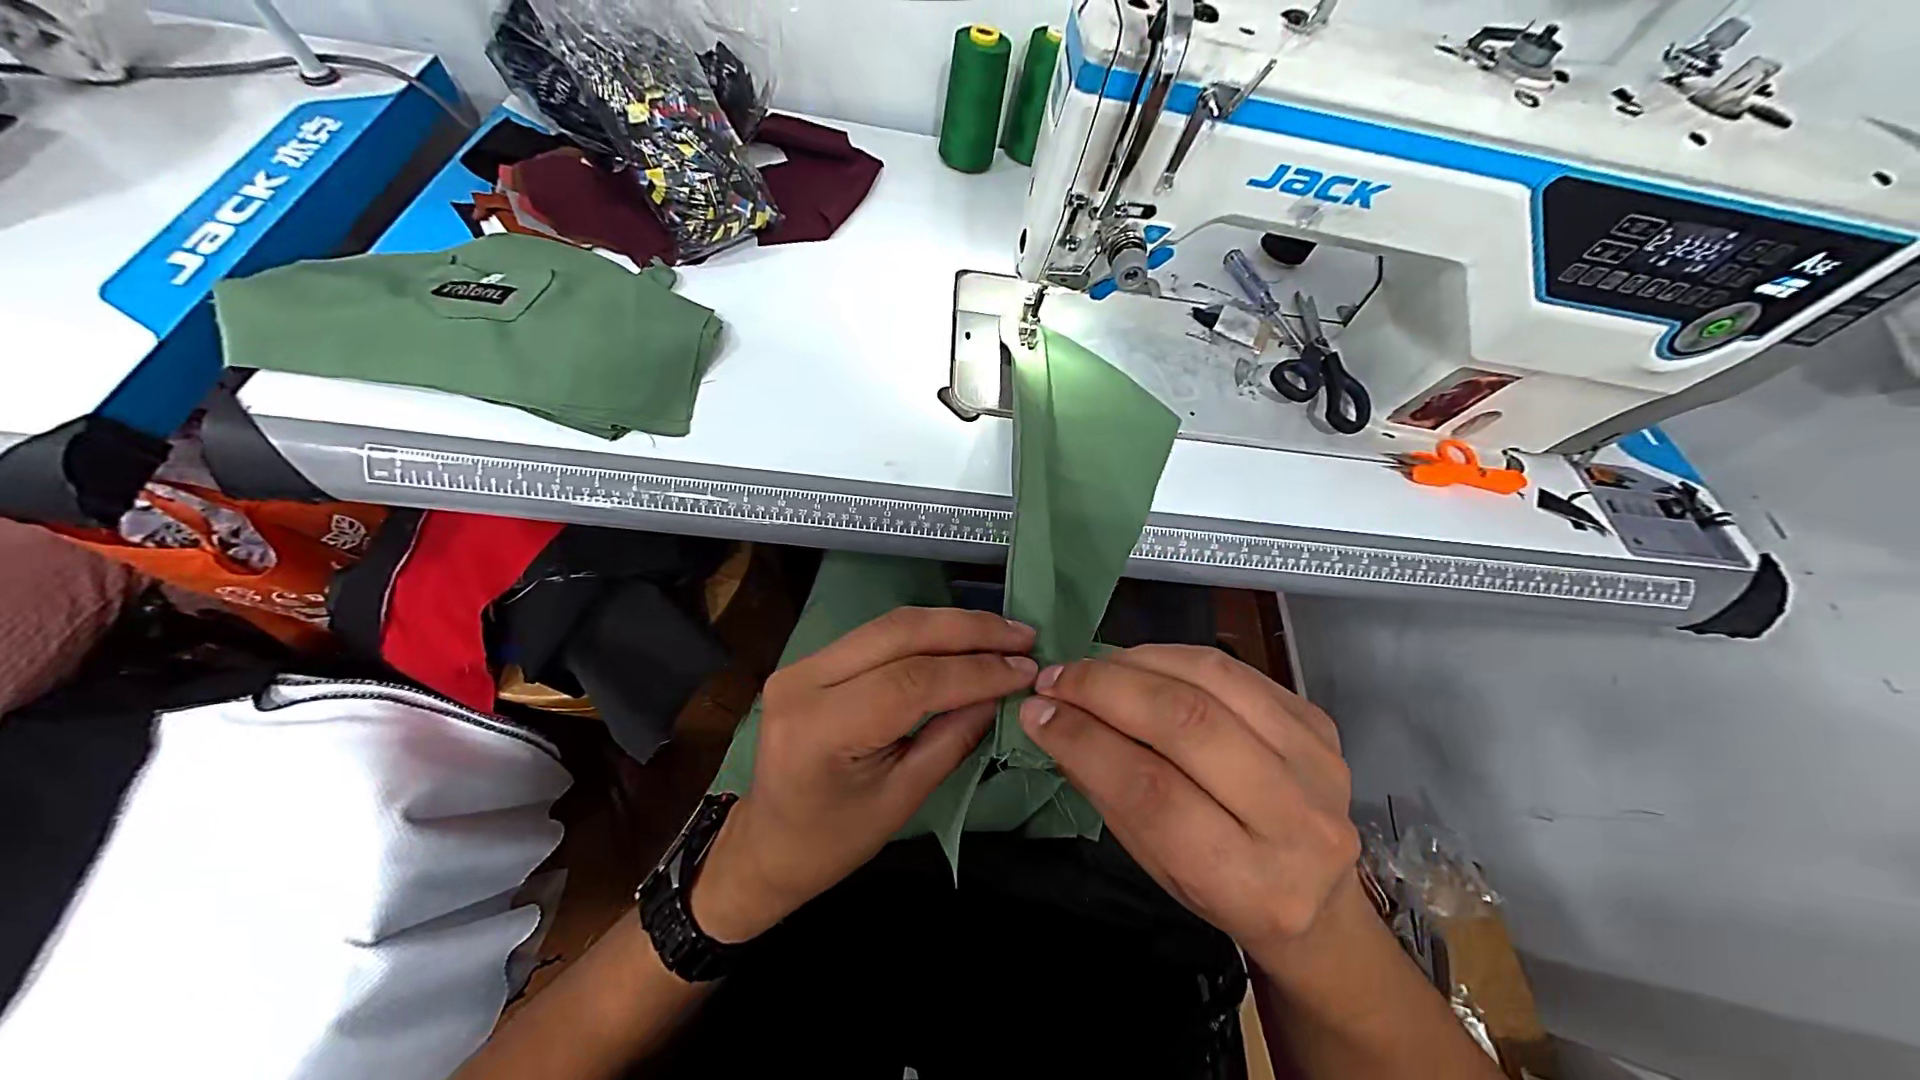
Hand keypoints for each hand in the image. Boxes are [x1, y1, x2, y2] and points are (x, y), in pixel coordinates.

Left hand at [690, 607, 1038, 942]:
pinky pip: (880, 634)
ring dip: (953, 624)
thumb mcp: (902, 798)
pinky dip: (928, 633)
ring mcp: (803, 662)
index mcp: (819, 726)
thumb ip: (953, 737)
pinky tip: (964, 638)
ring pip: (891, 624)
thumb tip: (1002, 691)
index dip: (975, 671)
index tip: (1026, 670)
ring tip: (1004, 633)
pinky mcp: (812, 659)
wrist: (766, 842)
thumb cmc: (832, 840)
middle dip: (970, 629)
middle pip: (899, 632)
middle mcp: (804, 679)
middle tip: (1023, 636)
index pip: (910, 681)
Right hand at [1017, 645, 1360, 968]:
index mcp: (1248, 881)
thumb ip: (1107, 790)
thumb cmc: (1222, 891)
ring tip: (1089, 667)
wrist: (1319, 897)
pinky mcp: (1318, 721)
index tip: (1036, 712)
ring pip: (1211, 680)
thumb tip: (1051, 719)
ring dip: (1134, 663)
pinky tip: (1135, 663)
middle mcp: (1296, 819)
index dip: (1084, 741)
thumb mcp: (1155, 863)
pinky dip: (1171, 657)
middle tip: (1056, 679)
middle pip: (1186, 724)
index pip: (1152, 793)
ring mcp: (1316, 762)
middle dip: (1104, 690)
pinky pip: (1232, 668)